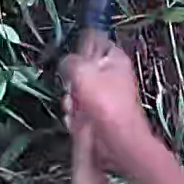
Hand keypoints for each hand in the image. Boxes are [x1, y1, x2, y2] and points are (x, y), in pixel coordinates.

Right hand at [61, 34, 155, 171]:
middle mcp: (113, 75)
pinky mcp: (101, 116)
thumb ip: (70, 61)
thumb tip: (65, 63)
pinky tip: (77, 121)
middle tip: (72, 88)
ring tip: (74, 109)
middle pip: (83, 69)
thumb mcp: (82, 71)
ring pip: (79, 92)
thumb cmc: (106, 103)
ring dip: (71, 101)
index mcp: (115, 58)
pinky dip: (76, 117)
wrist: (119, 142)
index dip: (81, 48)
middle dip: (72, 81)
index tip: (72, 57)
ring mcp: (107, 97)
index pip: (95, 41)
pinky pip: (81, 110)